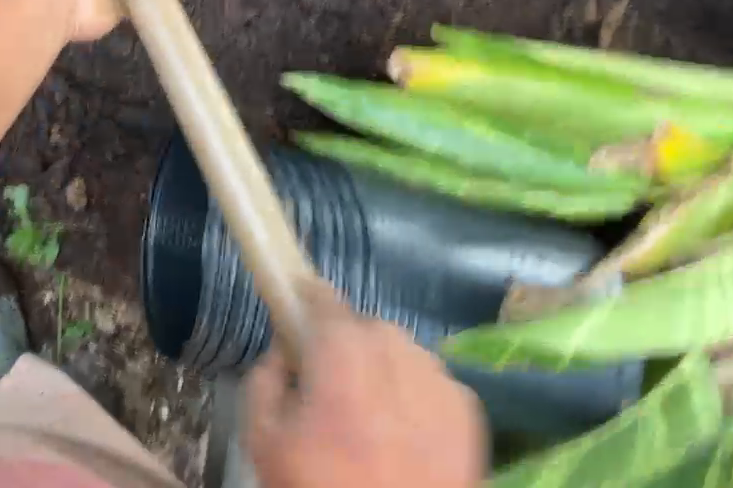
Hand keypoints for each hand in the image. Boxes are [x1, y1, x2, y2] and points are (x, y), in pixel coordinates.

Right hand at [245, 290, 484, 487]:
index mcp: (342, 393)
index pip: (335, 320)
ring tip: (368, 373)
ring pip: (416, 352)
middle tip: (328, 344)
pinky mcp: (471, 443)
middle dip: (350, 326)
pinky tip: (405, 398)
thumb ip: (263, 383)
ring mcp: (442, 420)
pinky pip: (448, 384)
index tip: (300, 288)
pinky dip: (423, 378)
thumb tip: (282, 350)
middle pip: (378, 329)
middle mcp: (398, 397)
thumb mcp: (261, 439)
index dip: (317, 296)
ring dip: (387, 349)